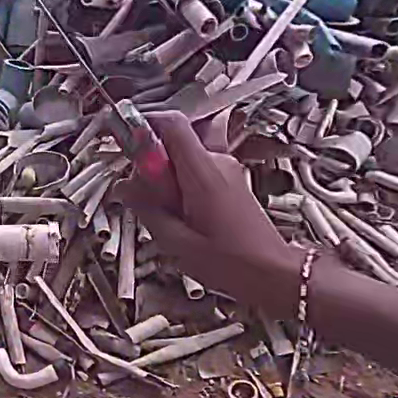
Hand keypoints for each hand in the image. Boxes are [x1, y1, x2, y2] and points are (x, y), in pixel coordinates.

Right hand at [119, 110, 297, 304]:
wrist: (274, 273)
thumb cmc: (233, 262)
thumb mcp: (177, 242)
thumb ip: (147, 210)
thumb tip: (123, 189)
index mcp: (203, 173)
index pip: (172, 124)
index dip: (144, 125)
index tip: (125, 143)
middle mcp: (218, 163)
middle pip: (174, 141)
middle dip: (150, 162)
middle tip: (142, 195)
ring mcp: (226, 170)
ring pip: (183, 157)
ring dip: (165, 177)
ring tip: (163, 212)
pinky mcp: (229, 181)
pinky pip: (195, 170)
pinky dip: (180, 186)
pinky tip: (179, 216)